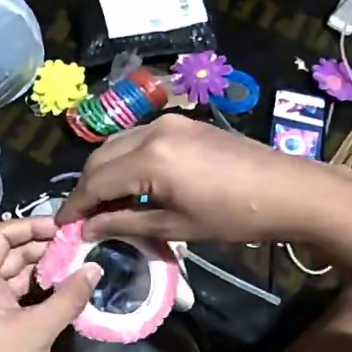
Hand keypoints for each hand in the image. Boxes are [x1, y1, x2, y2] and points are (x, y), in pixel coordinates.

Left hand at [0, 217, 101, 351]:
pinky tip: (70, 286)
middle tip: (82, 245)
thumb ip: (68, 297)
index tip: (66, 227)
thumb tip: (96, 268)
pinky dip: (44, 289)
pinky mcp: (0, 321)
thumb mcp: (38, 330)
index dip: (33, 226)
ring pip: (20, 273)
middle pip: (12, 253)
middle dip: (46, 247)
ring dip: (48, 268)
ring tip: (82, 262)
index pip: (2, 235)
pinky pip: (23, 294)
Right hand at [54, 114, 351, 243]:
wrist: (288, 190)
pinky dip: (126, 160)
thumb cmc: (233, 216)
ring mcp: (169, 122)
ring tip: (104, 204)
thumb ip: (126, 224)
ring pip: (117, 145)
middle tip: (82, 219)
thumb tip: (88, 229)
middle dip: (86, 188)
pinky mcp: (183, 122)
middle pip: (100, 158)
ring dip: (104, 172)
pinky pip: (139, 139)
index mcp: (149, 158)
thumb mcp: (176, 227)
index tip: (63, 226)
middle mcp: (152, 130)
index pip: (95, 181)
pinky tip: (131, 183)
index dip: (75, 206)